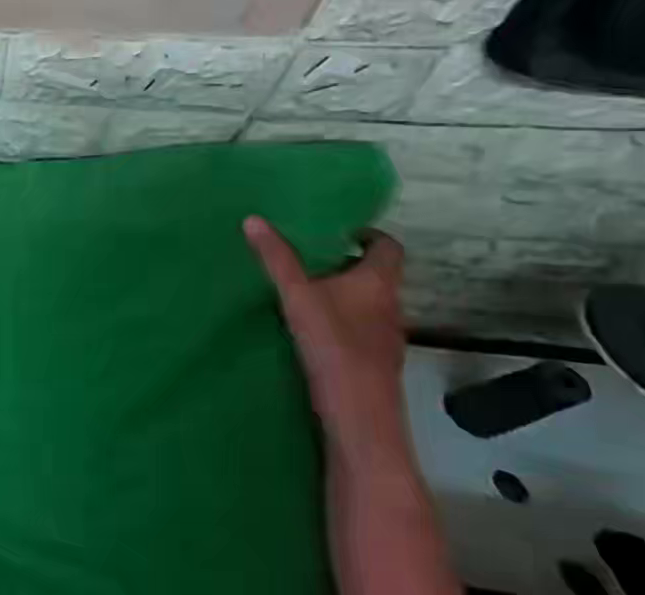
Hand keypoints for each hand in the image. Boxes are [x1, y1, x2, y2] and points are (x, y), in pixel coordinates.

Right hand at [244, 219, 406, 403]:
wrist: (360, 424)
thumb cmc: (335, 349)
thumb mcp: (298, 297)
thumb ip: (277, 259)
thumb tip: (253, 219)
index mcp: (380, 284)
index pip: (388, 247)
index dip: (369, 235)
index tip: (341, 231)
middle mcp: (392, 308)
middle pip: (378, 277)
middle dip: (349, 265)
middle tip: (313, 257)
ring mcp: (388, 340)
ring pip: (370, 306)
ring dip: (345, 296)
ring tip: (308, 292)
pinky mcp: (377, 367)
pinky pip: (362, 332)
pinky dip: (344, 324)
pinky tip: (315, 333)